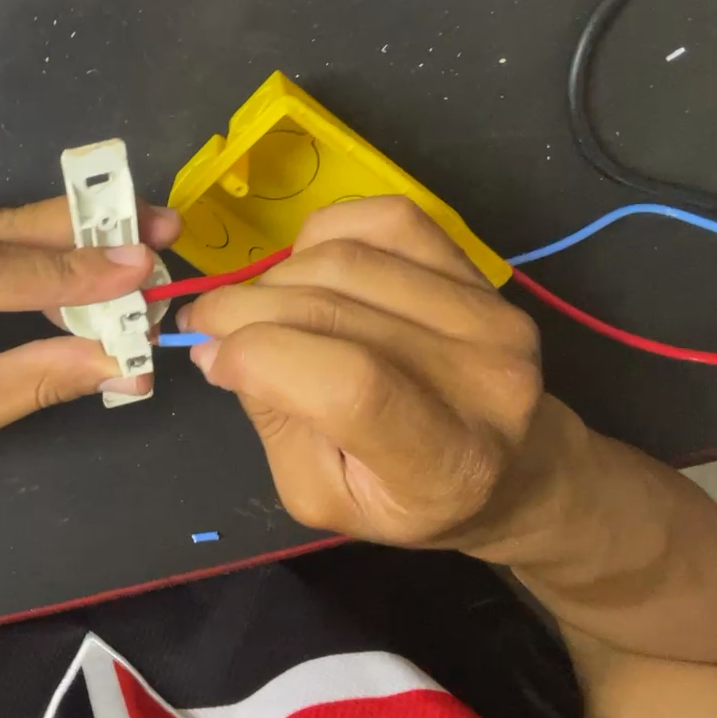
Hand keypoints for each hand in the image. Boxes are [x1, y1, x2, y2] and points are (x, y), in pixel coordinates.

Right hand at [180, 197, 548, 550]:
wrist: (513, 467)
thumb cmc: (408, 498)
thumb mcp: (322, 495)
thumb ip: (270, 425)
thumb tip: (214, 347)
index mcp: (446, 460)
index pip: (350, 385)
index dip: (261, 358)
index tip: (212, 359)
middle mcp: (482, 377)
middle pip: (332, 309)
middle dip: (240, 310)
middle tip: (203, 325)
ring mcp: (488, 313)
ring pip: (345, 259)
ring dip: (272, 278)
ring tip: (256, 308)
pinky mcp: (478, 272)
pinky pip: (382, 219)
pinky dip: (320, 235)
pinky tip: (304, 270)